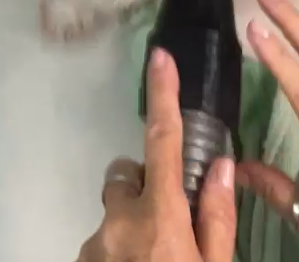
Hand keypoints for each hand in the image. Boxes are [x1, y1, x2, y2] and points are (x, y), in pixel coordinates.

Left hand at [77, 48, 237, 261]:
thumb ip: (217, 218)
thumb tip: (220, 165)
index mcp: (159, 215)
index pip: (163, 140)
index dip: (162, 95)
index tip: (160, 57)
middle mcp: (119, 221)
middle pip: (127, 178)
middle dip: (143, 188)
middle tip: (167, 226)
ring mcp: (94, 242)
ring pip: (114, 213)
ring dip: (130, 225)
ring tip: (150, 257)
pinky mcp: (78, 261)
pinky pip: (101, 241)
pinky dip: (116, 250)